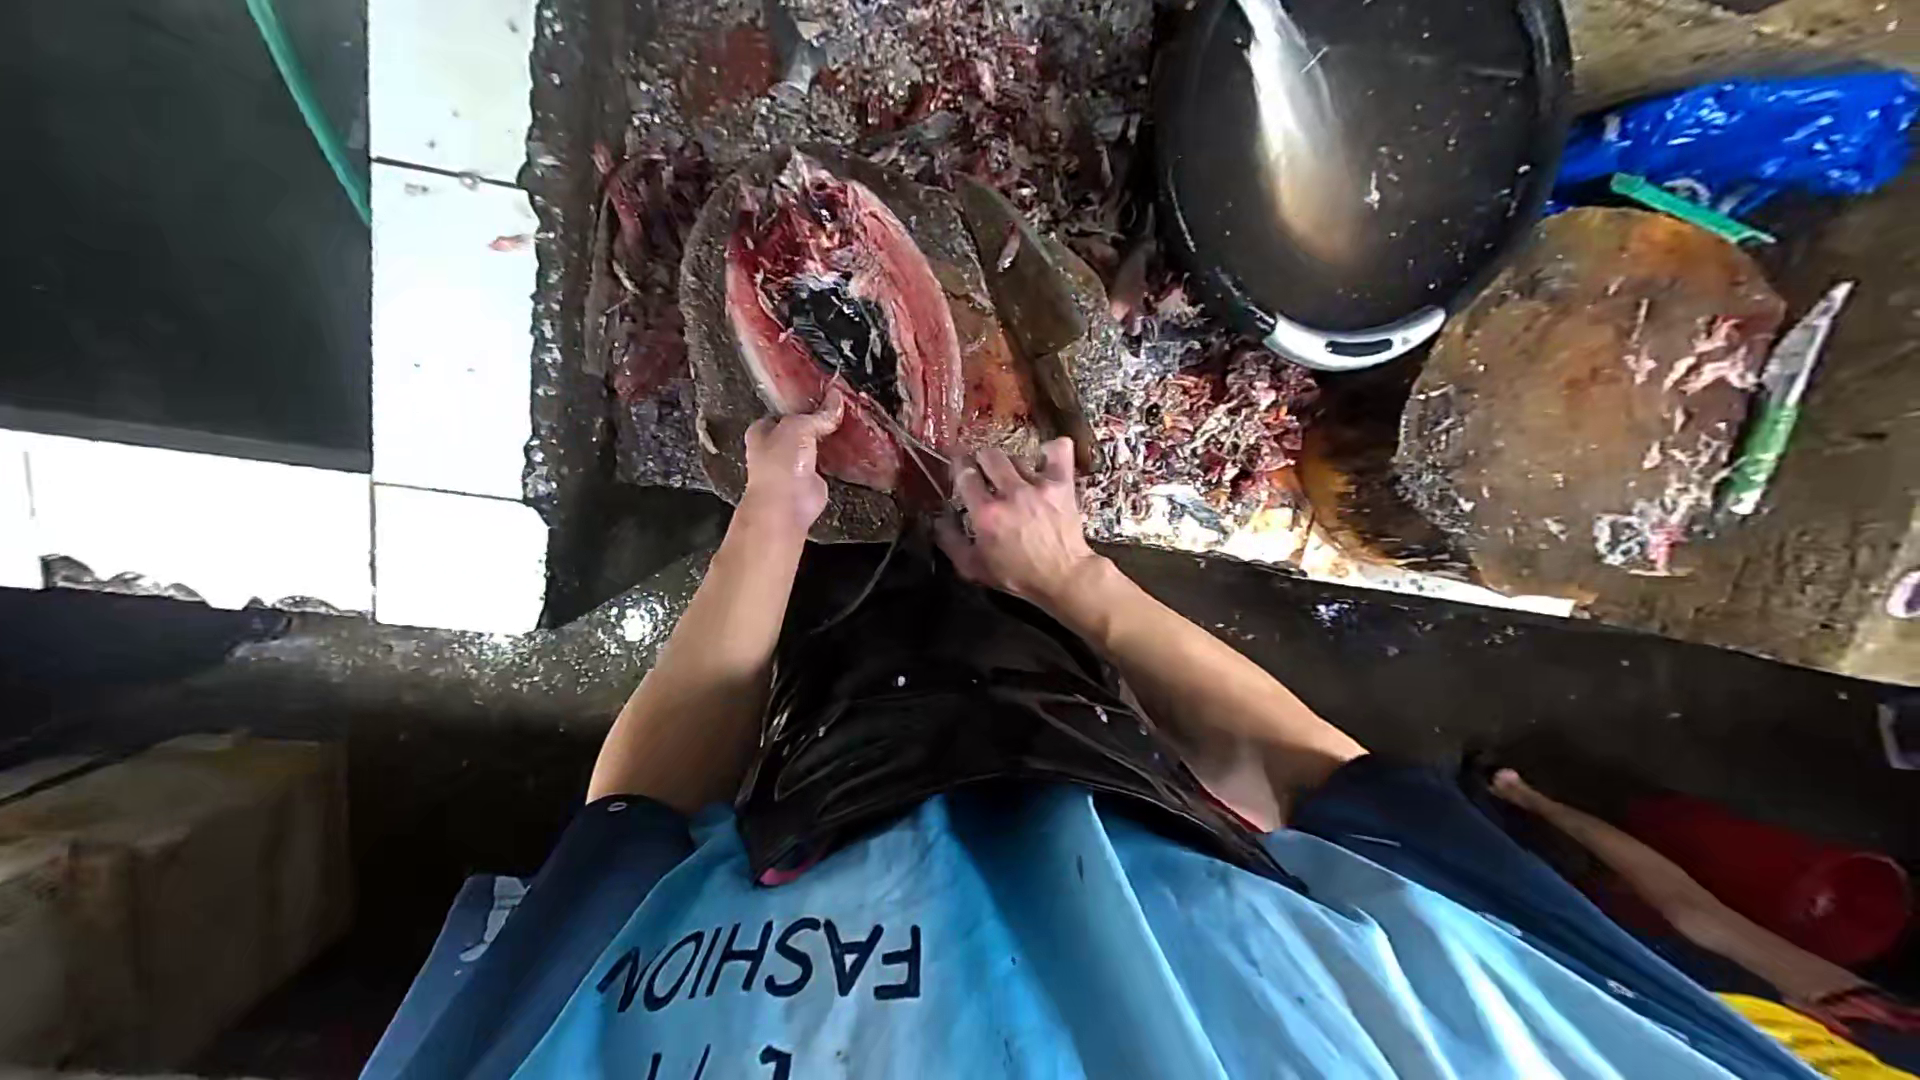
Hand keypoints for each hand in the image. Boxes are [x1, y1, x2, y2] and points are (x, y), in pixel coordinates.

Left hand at [742, 391, 844, 535]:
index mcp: (764, 430)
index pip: (786, 409)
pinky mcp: (814, 478)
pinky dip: (841, 454)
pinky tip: (854, 443)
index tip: (826, 393)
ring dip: (832, 436)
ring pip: (818, 443)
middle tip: (843, 406)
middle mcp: (778, 446)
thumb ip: (818, 414)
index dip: (804, 401)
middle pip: (804, 426)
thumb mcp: (798, 427)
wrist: (786, 504)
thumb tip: (836, 397)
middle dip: (821, 419)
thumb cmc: (780, 463)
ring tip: (852, 420)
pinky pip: (829, 461)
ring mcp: (796, 463)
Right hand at [936, 437, 1103, 609]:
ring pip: (1017, 457)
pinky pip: (1059, 452)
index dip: (960, 466)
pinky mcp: (1062, 485)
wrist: (1062, 577)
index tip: (962, 467)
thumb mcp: (974, 567)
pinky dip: (1052, 450)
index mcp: (986, 513)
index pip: (966, 474)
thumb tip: (937, 520)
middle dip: (982, 460)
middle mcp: (1011, 494)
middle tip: (984, 470)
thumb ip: (950, 542)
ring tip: (1013, 477)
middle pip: (989, 456)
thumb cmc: (1017, 576)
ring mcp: (1039, 486)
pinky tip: (1044, 459)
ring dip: (1011, 465)